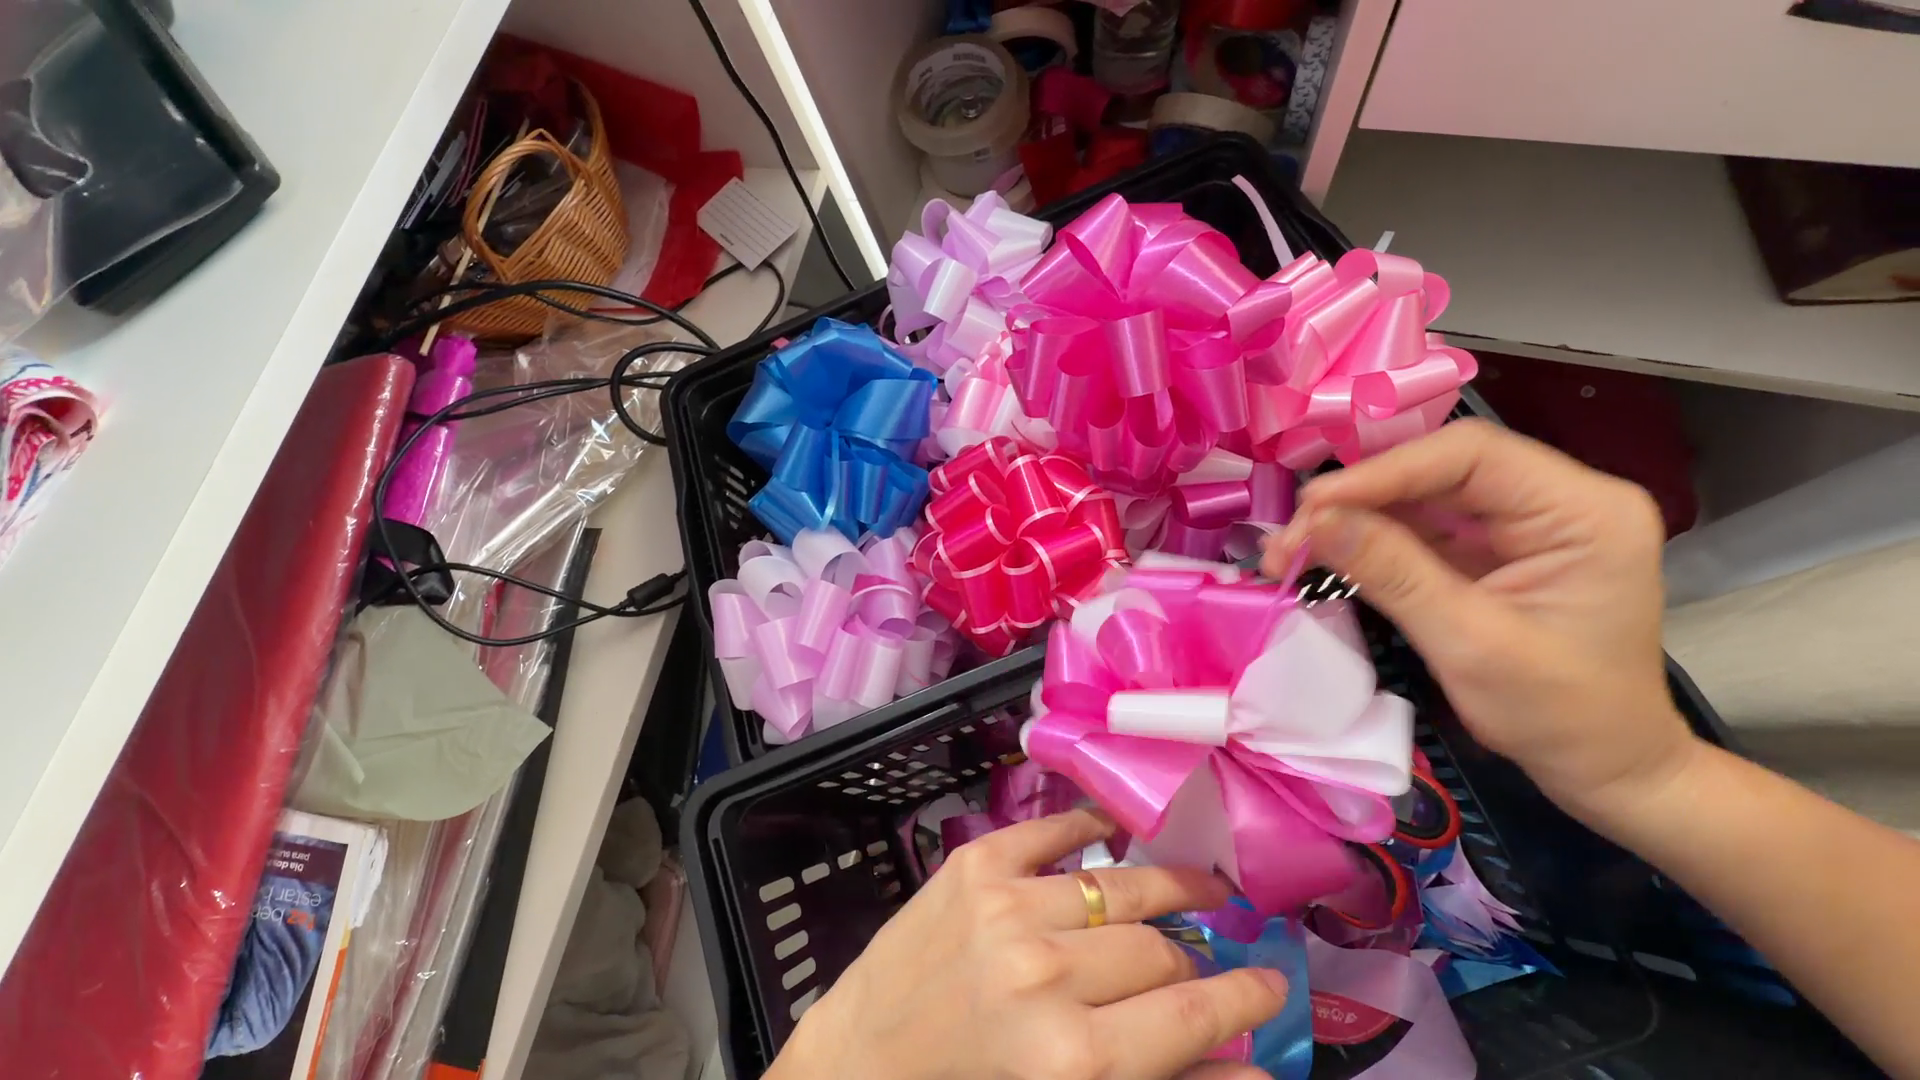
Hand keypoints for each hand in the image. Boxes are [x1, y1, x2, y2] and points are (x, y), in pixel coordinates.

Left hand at [768, 809, 1286, 1079]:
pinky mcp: (972, 866)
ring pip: (1119, 887)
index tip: (1272, 983)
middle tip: (1208, 950)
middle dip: (1190, 959)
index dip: (1243, 998)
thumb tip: (1255, 1067)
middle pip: (1158, 950)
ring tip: (1195, 886)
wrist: (856, 1067)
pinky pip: (1052, 830)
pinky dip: (1089, 827)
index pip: (1191, 1014)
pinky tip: (1113, 832)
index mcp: (1073, 1060)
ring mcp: (1006, 907)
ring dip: (1166, 888)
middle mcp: (1045, 974)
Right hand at [1261, 420, 1698, 823]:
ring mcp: (1524, 523)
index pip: (1471, 456)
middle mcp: (1558, 500)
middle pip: (1440, 470)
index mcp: (1583, 512)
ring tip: (1292, 549)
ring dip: (1353, 519)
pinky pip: (1422, 526)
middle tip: (1290, 535)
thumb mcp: (1469, 644)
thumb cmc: (1557, 714)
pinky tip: (1325, 555)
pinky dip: (1369, 540)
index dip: (1384, 471)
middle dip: (1358, 499)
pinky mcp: (1494, 548)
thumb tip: (1314, 521)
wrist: (1603, 766)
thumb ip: (1392, 573)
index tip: (1313, 505)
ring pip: (1421, 495)